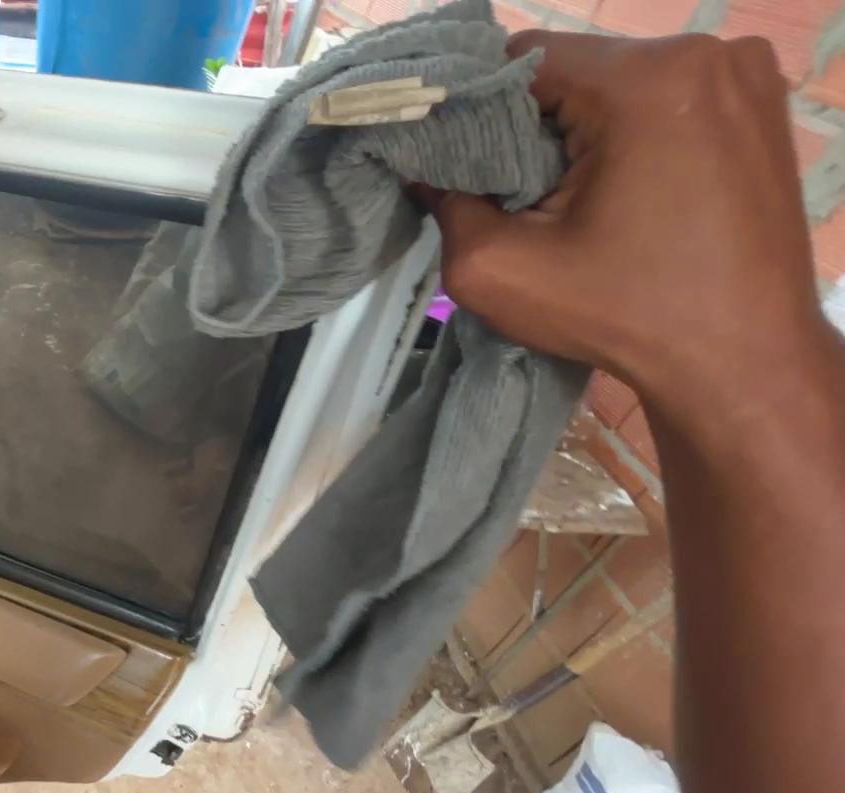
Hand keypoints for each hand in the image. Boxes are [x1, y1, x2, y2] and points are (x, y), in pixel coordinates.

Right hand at [431, 32, 830, 423]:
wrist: (734, 352)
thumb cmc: (613, 308)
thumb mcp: (493, 267)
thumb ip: (446, 205)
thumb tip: (418, 169)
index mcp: (647, 82)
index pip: (523, 58)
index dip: (470, 106)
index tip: (443, 155)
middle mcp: (709, 56)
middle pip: (571, 70)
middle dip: (519, 124)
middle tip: (488, 187)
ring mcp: (745, 79)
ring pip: (613, 86)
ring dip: (565, 133)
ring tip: (541, 197)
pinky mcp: (757, 111)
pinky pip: (657, 104)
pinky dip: (613, 138)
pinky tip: (596, 194)